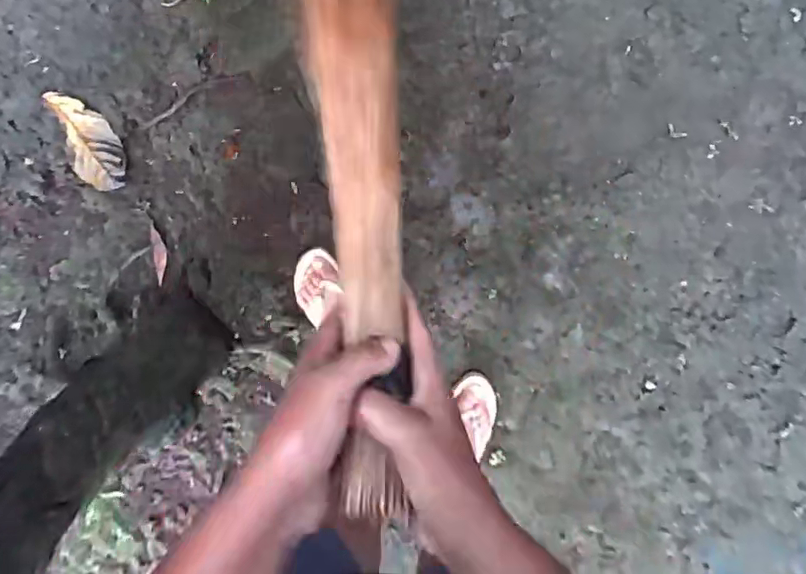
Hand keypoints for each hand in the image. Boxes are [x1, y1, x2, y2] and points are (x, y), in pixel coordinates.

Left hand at [239, 303, 399, 540]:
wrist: (286, 495)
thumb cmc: (304, 429)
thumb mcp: (333, 384)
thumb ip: (363, 358)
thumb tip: (392, 340)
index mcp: (319, 358)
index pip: (339, 319)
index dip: (360, 303)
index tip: (391, 293)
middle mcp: (329, 379)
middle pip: (359, 352)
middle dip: (384, 342)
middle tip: (422, 336)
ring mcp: (339, 410)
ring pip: (369, 385)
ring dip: (391, 379)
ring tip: (427, 370)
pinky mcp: (349, 439)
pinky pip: (374, 416)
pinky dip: (390, 410)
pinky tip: (414, 408)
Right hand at [355, 295, 566, 573]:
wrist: (460, 525)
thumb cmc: (441, 472)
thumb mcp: (407, 434)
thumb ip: (377, 408)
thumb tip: (350, 392)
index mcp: (431, 382)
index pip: (419, 332)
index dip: (406, 305)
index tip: (390, 281)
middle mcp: (426, 395)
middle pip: (403, 354)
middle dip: (382, 333)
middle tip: (354, 318)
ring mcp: (419, 420)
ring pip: (392, 385)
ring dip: (373, 370)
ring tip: (345, 358)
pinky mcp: (410, 445)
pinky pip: (385, 414)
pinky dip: (369, 404)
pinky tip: (349, 409)